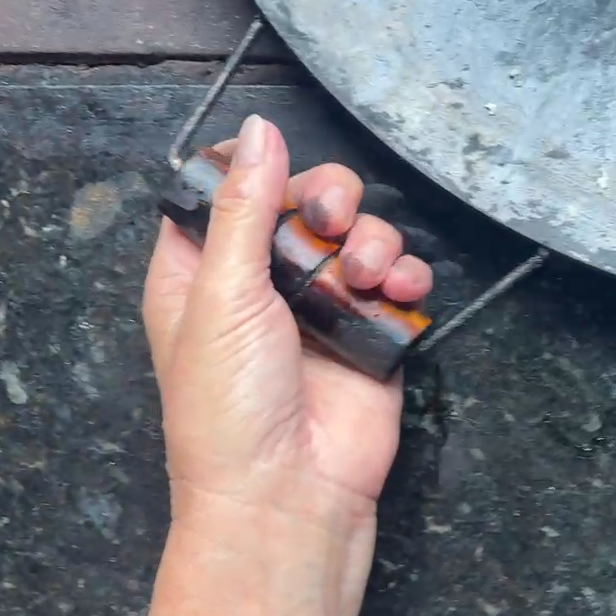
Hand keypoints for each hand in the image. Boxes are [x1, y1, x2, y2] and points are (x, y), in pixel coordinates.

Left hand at [142, 114, 434, 529]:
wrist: (292, 487)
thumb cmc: (230, 399)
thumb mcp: (223, 297)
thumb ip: (247, 210)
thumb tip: (260, 128)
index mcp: (208, 267)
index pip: (231, 189)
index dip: (257, 167)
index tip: (280, 163)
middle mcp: (270, 277)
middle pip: (309, 200)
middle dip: (330, 200)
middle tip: (331, 222)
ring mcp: (328, 302)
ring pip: (364, 233)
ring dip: (373, 241)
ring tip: (364, 277)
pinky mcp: (376, 326)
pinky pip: (401, 277)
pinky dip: (406, 274)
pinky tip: (396, 290)